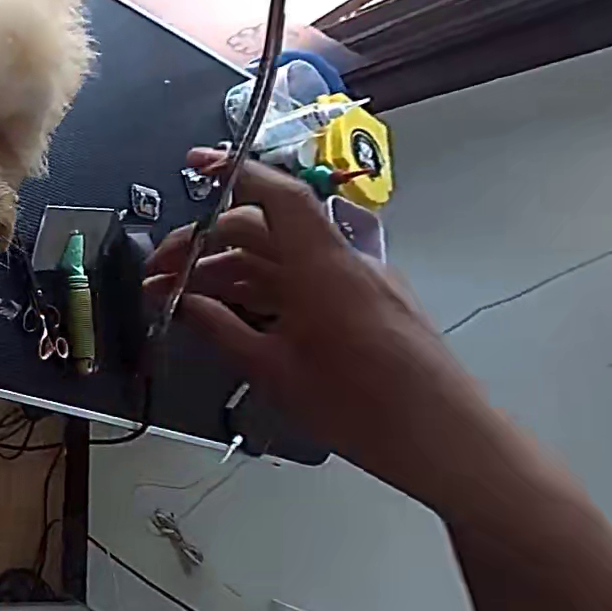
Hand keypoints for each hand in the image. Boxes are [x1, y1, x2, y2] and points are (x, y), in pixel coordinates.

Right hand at [144, 149, 511, 507]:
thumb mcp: (272, 369)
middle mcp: (341, 265)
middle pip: (261, 230)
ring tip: (179, 297)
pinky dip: (255, 287)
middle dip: (202, 243)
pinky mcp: (361, 305)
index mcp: (322, 270)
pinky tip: (224, 311)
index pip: (278, 197)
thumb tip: (179, 301)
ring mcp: (354, 284)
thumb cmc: (359, 407)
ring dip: (223, 270)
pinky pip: (297, 281)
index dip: (234, 171)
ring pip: (275, 258)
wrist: (453, 447)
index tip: (193, 163)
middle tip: (158, 273)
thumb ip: (219, 327)